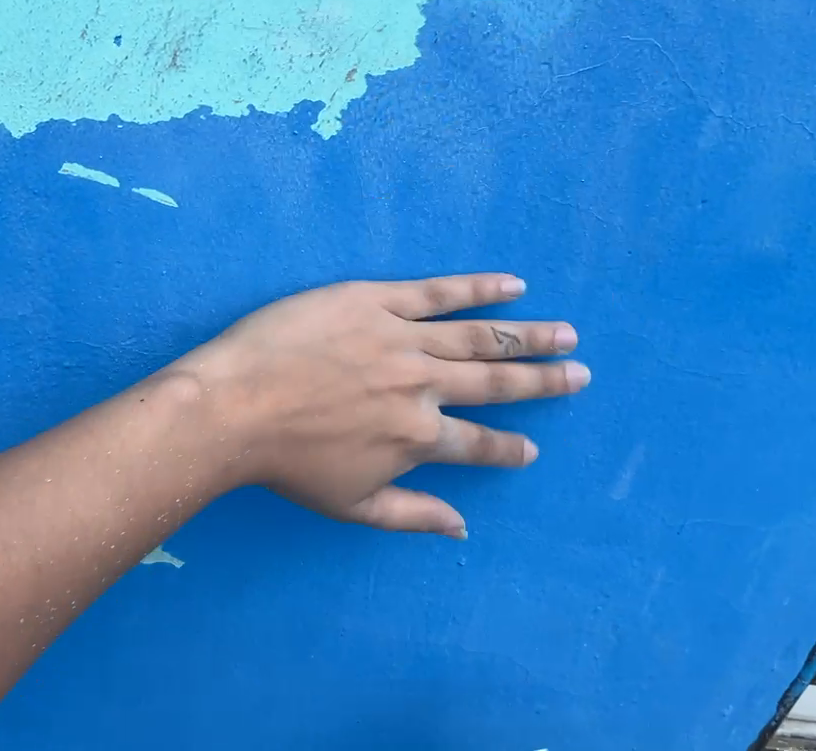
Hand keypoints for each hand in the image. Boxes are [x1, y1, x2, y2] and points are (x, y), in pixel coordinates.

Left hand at [174, 274, 586, 538]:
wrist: (235, 405)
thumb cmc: (286, 461)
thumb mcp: (350, 505)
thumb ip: (411, 514)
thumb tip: (462, 529)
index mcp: (418, 437)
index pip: (478, 444)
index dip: (509, 447)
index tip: (532, 446)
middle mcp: (422, 387)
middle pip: (495, 382)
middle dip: (543, 382)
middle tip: (580, 374)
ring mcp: (401, 339)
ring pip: (479, 336)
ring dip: (526, 336)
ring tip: (565, 332)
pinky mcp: (374, 301)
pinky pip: (437, 293)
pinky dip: (479, 288)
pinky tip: (512, 286)